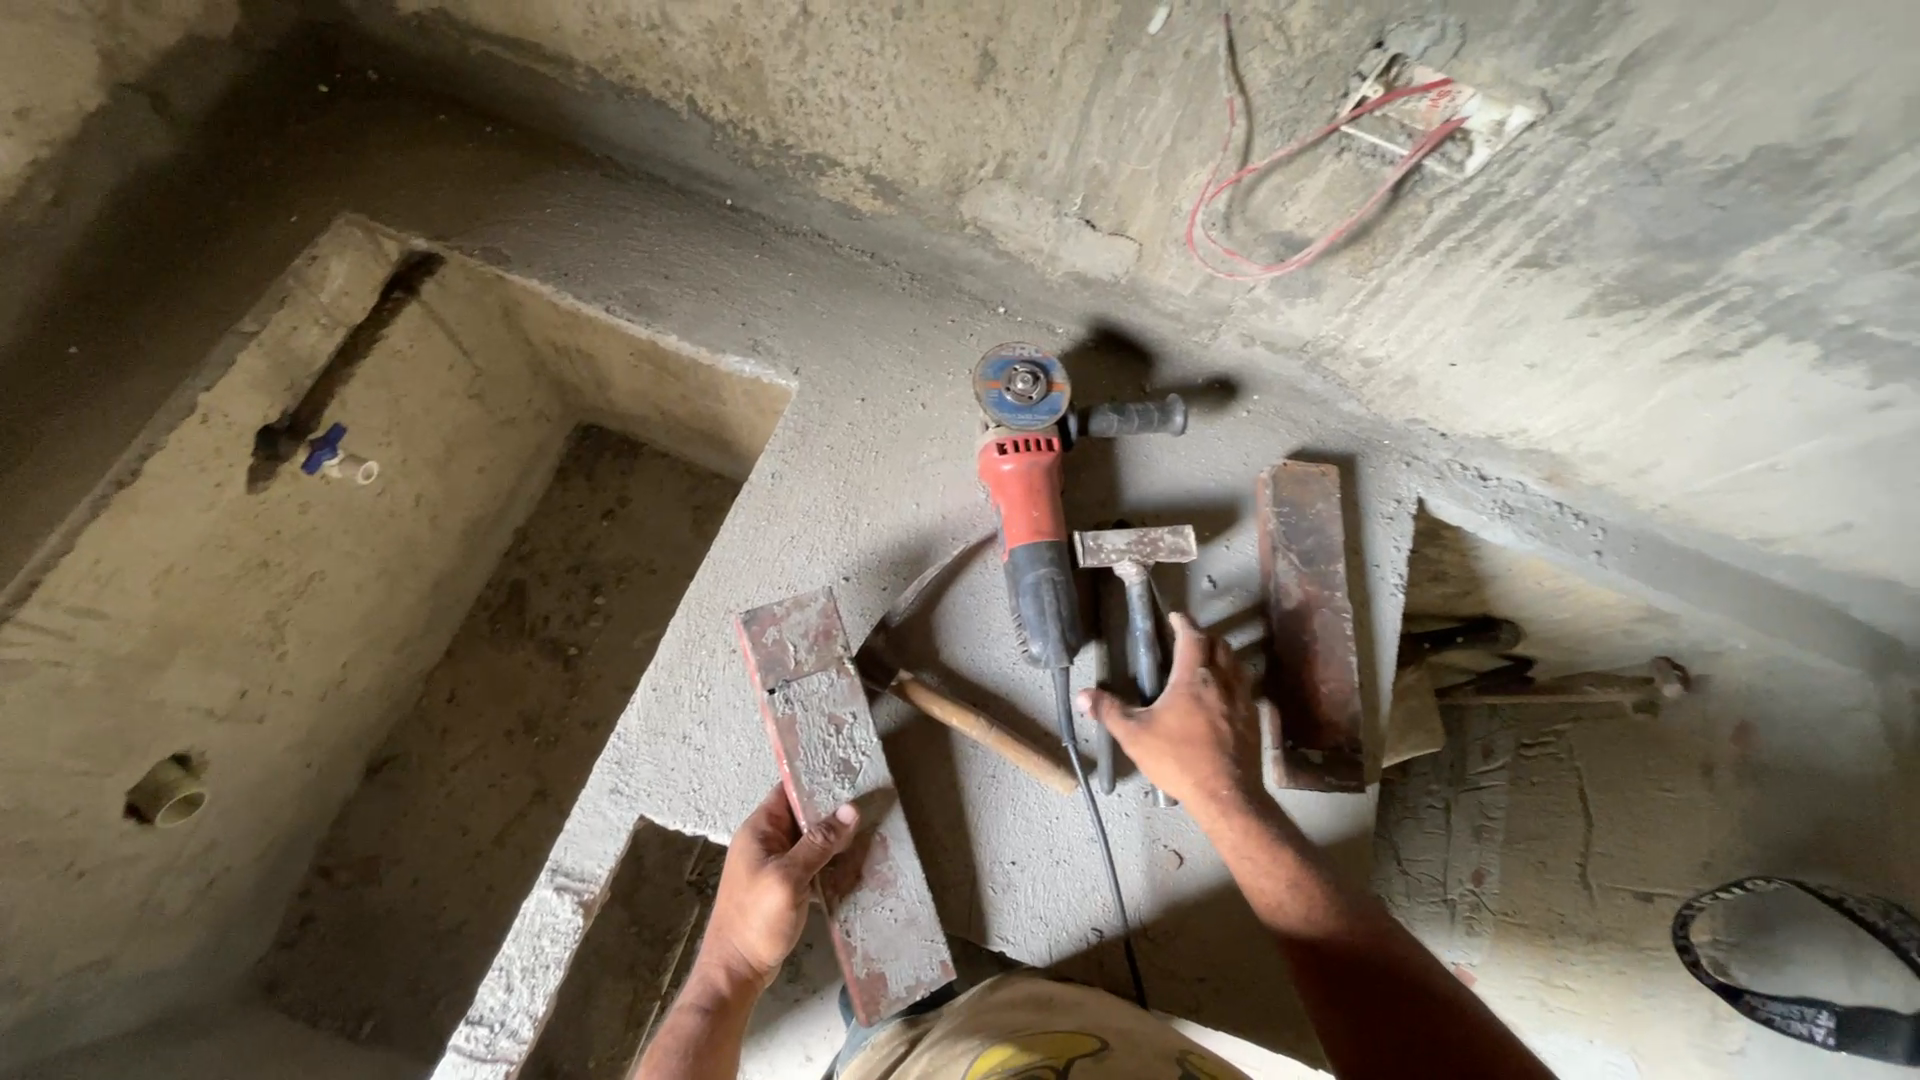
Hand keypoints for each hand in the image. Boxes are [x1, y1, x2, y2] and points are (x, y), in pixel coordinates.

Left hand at [697, 785, 859, 991]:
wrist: (736, 974)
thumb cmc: (755, 921)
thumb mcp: (789, 878)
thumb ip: (819, 843)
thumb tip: (850, 809)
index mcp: (759, 829)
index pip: (789, 790)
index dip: (816, 779)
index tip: (850, 771)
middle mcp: (766, 841)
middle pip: (803, 813)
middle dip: (833, 808)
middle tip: (870, 799)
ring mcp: (775, 864)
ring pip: (810, 838)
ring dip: (834, 836)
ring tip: (869, 825)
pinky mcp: (785, 885)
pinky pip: (811, 862)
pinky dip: (830, 860)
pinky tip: (854, 860)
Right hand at [1078, 613, 1263, 815]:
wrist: (1226, 795)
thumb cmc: (1178, 759)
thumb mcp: (1134, 736)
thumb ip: (1109, 711)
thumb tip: (1082, 696)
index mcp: (1193, 677)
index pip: (1193, 637)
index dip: (1184, 623)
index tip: (1176, 616)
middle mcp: (1222, 681)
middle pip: (1220, 645)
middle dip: (1205, 636)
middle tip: (1189, 640)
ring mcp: (1243, 700)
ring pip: (1238, 664)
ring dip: (1223, 656)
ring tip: (1208, 662)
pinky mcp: (1254, 719)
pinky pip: (1247, 688)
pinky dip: (1235, 681)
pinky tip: (1224, 697)